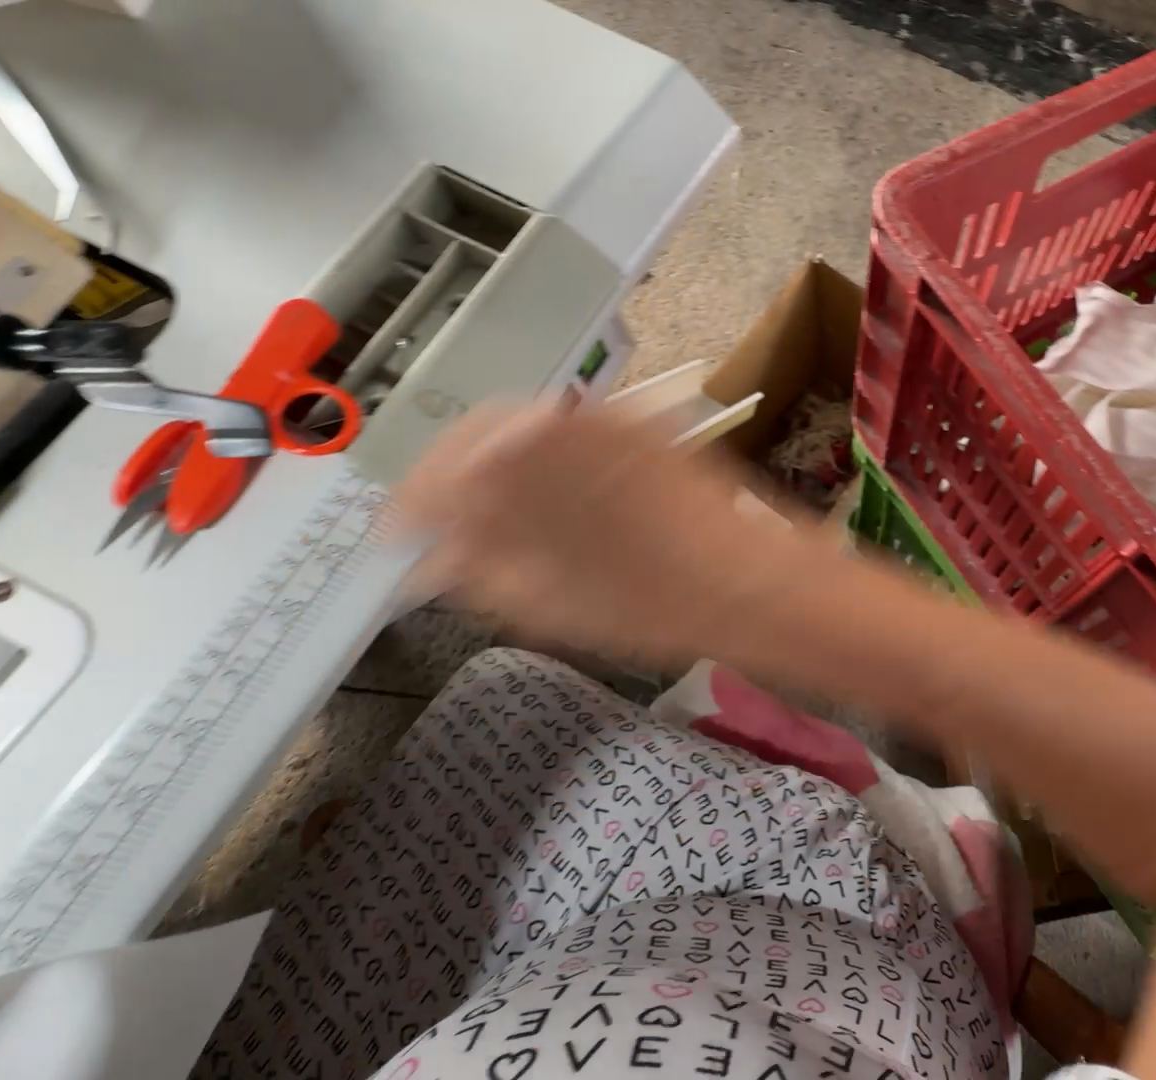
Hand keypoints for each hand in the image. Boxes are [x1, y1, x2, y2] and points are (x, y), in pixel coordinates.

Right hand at [394, 401, 818, 665]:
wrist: (755, 582)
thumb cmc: (655, 606)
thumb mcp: (551, 604)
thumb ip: (481, 572)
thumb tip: (434, 560)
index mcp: (520, 469)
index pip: (435, 474)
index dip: (411, 508)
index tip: (400, 538)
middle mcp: (557, 426)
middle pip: (473, 439)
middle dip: (449, 480)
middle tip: (444, 525)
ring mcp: (605, 421)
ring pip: (521, 428)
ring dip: (493, 466)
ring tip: (490, 514)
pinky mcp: (644, 427)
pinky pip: (571, 431)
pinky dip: (543, 458)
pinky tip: (547, 494)